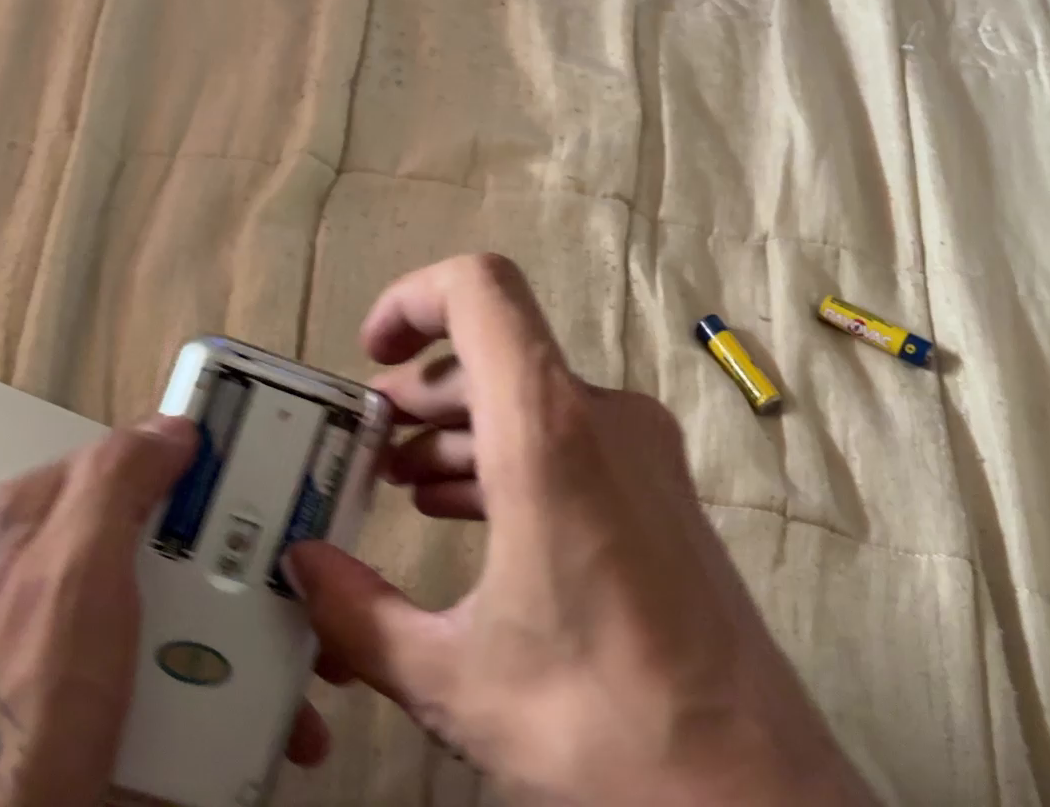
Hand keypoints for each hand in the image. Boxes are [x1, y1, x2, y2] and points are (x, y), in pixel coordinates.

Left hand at [0, 417, 329, 806]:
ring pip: (199, 598)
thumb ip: (114, 481)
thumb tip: (176, 424)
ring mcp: (101, 632)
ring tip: (312, 656)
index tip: (280, 471)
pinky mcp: (124, 688)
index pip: (145, 454)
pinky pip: (198, 660)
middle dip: (251, 551)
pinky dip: (244, 680)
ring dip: (260, 625)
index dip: (211, 455)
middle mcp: (73, 565)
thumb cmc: (23, 703)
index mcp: (47, 517)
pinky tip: (278, 709)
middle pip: (184, 529)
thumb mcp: (68, 573)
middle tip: (308, 574)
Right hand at [287, 254, 876, 806]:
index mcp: (548, 434)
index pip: (480, 291)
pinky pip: (567, 437)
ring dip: (461, 427)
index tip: (371, 353)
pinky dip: (507, 456)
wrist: (746, 784)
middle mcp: (604, 419)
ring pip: (530, 397)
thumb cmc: (600, 720)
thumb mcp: (453, 674)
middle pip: (496, 351)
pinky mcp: (659, 487)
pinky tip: (468, 514)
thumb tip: (303, 569)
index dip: (413, 298)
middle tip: (366, 444)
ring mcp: (642, 450)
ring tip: (403, 484)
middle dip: (419, 391)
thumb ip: (356, 614)